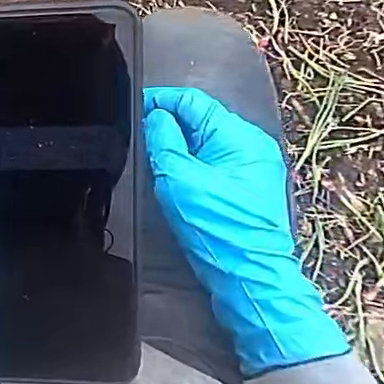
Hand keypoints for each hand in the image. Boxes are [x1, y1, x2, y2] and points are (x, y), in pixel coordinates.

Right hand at [143, 86, 348, 375]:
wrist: (251, 281)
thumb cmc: (216, 229)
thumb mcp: (179, 180)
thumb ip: (164, 141)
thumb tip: (156, 116)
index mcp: (239, 137)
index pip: (193, 101)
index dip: (159, 102)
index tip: (132, 110)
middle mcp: (251, 145)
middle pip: (200, 119)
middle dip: (168, 124)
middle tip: (137, 138)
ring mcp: (252, 167)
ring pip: (204, 141)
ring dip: (178, 145)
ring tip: (151, 156)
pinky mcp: (246, 187)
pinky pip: (212, 161)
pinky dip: (190, 162)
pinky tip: (172, 175)